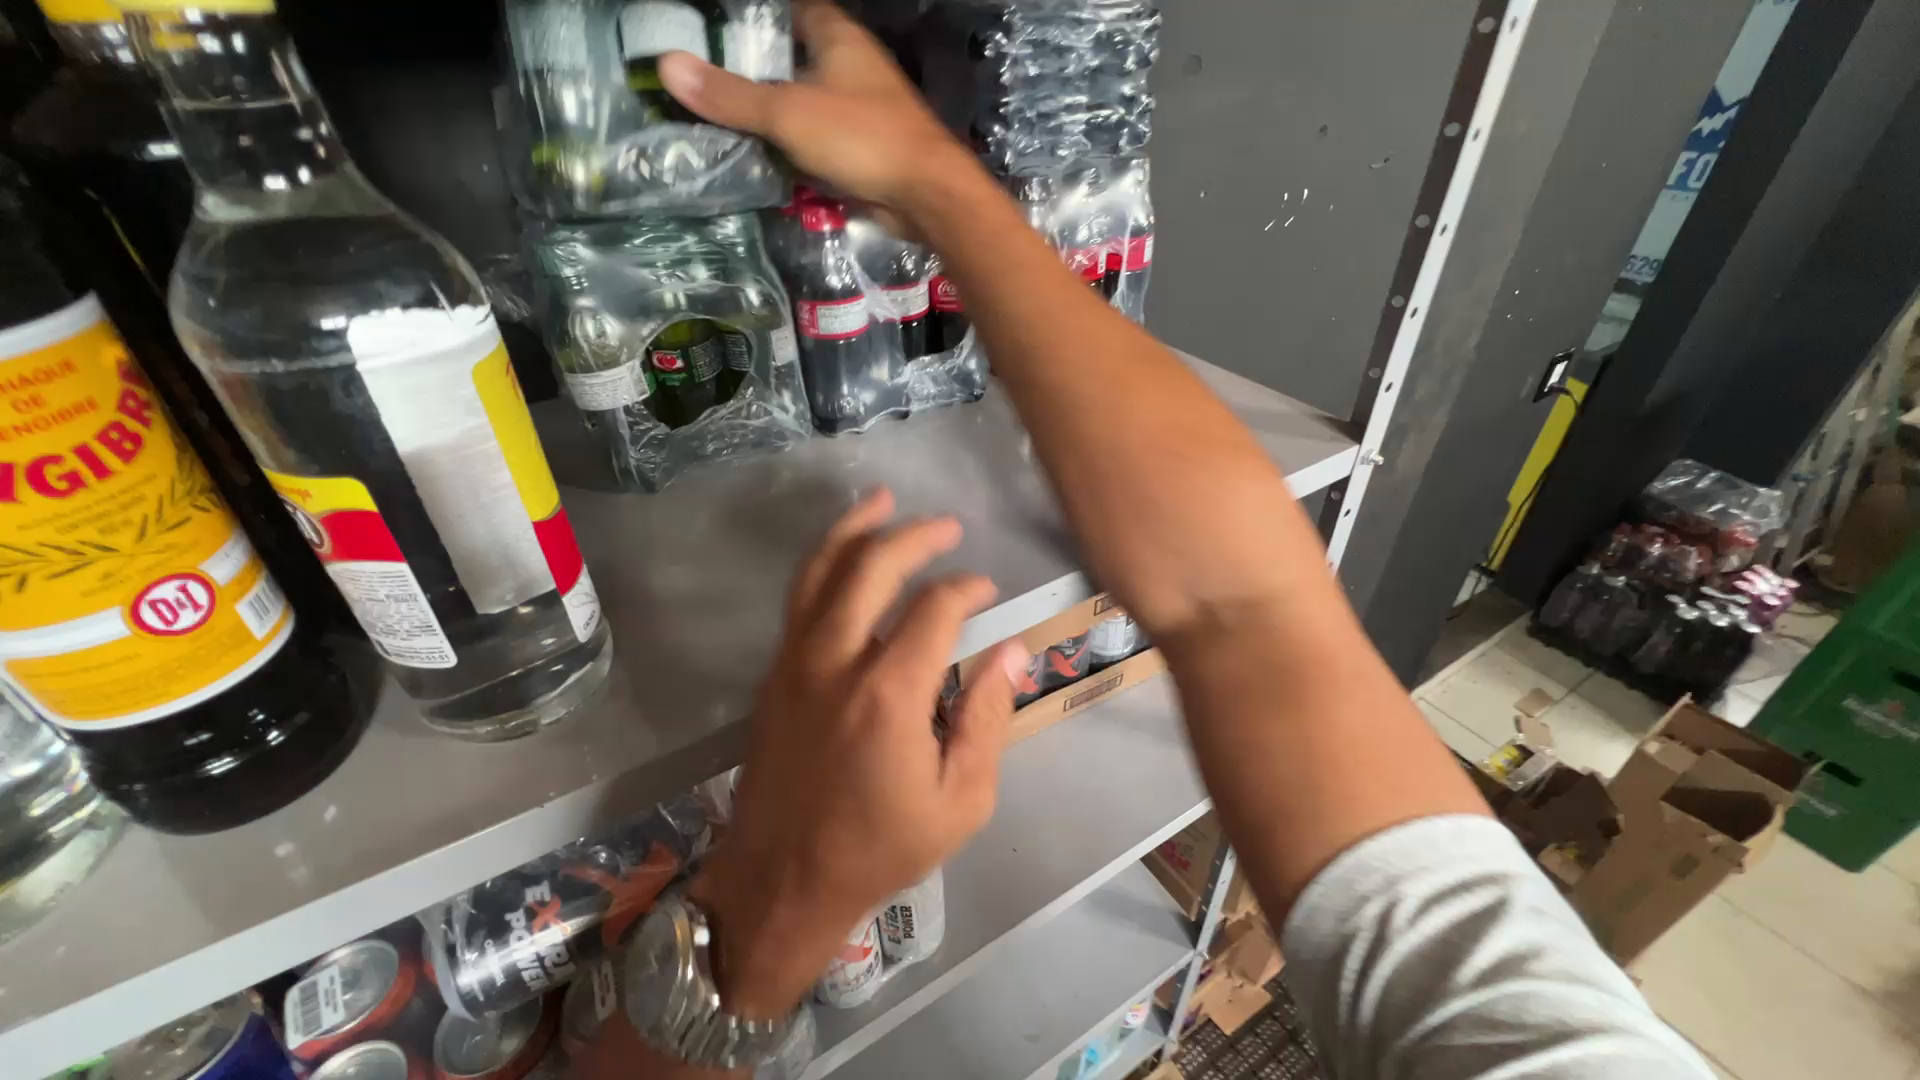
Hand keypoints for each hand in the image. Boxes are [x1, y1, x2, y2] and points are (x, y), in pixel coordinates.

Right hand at [658, 0, 986, 218]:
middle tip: (705, 85)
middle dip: (753, 75)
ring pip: (803, 109)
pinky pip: (817, 148)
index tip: (714, 31)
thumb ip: (731, 96)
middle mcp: (849, 69)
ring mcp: (858, 114)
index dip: (754, 18)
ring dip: (771, 121)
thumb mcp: (787, 113)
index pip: (790, 11)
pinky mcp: (862, 154)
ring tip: (720, 125)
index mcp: (837, 38)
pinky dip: (793, 155)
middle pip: (792, 62)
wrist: (924, 197)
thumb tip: (668, 67)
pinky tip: (760, 162)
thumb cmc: (861, 137)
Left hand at [689, 489, 1025, 1017]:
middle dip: (914, 536)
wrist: (782, 880)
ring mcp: (795, 664)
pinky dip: (824, 565)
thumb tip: (1011, 650)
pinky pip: (799, 600)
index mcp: (889, 693)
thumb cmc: (881, 846)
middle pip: (871, 568)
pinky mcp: (774, 675)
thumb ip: (987, 717)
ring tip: (882, 500)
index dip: (966, 588)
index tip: (986, 591)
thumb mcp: (961, 799)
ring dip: (854, 529)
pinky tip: (845, 558)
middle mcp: (835, 662)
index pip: (934, 609)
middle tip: (947, 526)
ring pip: (820, 572)